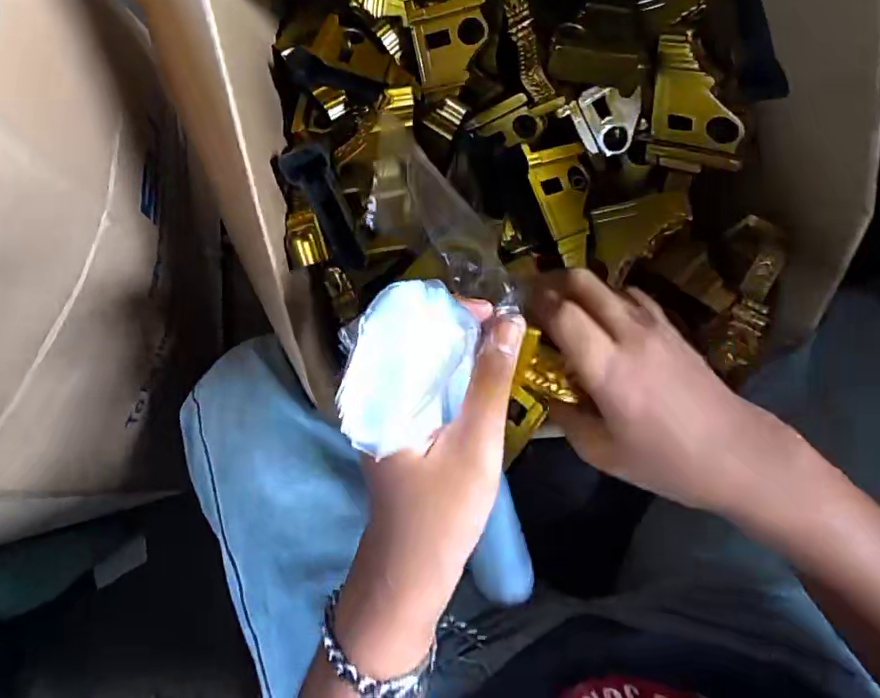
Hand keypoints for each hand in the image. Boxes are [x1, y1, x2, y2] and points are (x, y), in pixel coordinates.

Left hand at [331, 300, 523, 679]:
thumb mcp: (475, 444)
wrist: (411, 572)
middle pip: (406, 335)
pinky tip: (473, 372)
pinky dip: (444, 368)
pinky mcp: (392, 422)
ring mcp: (379, 407)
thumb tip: (509, 322)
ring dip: (450, 344)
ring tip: (492, 340)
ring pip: (413, 357)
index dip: (444, 307)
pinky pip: (416, 379)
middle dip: (451, 322)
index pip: (401, 321)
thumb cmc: (442, 511)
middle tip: (497, 325)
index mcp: (377, 388)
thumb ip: (489, 381)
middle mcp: (370, 390)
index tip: (488, 311)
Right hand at [530, 270, 802, 514]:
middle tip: (529, 299)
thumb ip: (564, 417)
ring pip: (602, 282)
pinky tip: (601, 318)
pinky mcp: (669, 326)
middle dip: (547, 282)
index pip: (559, 310)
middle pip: (579, 280)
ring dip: (574, 287)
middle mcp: (627, 334)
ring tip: (560, 307)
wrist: (741, 456)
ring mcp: (652, 325)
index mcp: (607, 366)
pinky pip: (628, 294)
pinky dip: (606, 296)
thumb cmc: (668, 462)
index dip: (531, 303)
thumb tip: (540, 389)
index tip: (513, 311)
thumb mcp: (602, 453)